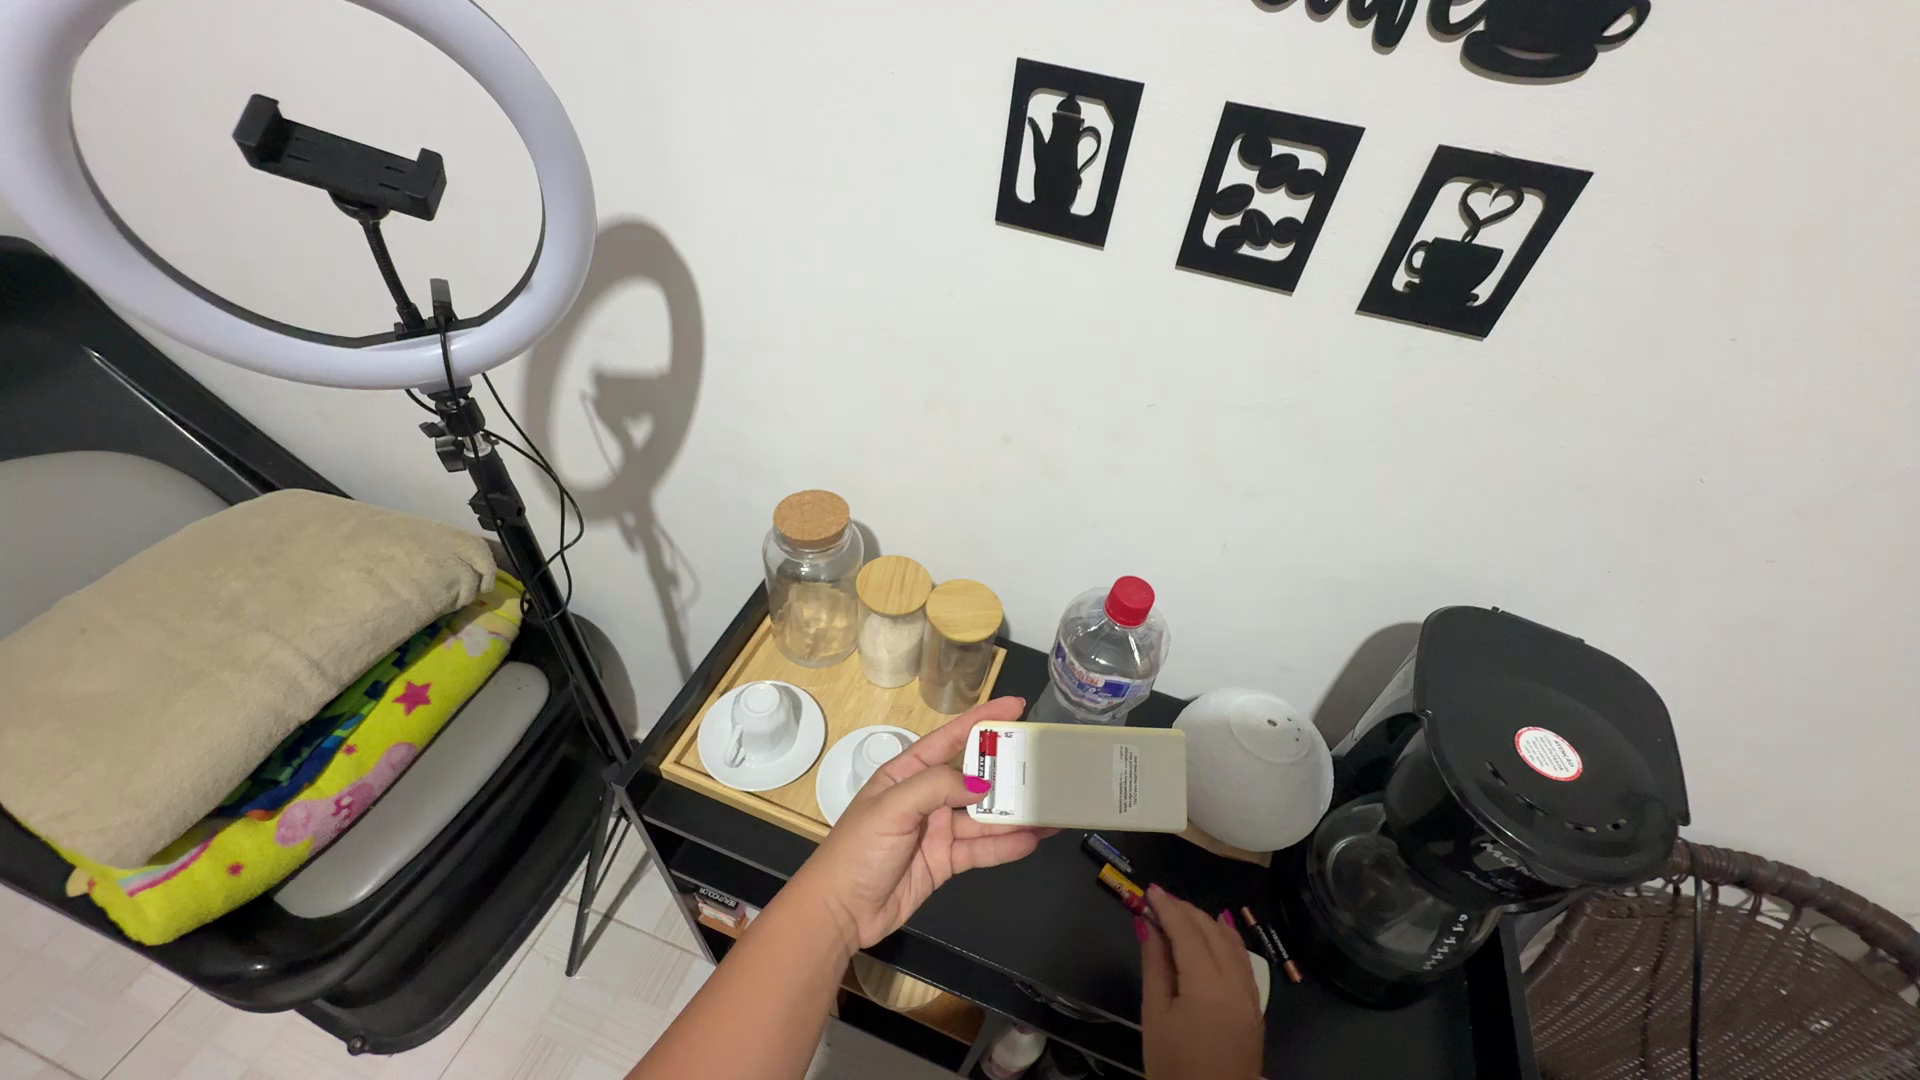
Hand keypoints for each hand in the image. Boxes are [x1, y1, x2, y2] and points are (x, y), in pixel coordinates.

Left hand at [786, 697, 1055, 951]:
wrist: (841, 911)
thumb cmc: (858, 849)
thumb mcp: (892, 807)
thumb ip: (935, 787)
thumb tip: (980, 784)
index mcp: (907, 772)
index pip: (950, 737)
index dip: (983, 719)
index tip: (1016, 706)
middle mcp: (926, 796)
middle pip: (973, 778)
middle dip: (1006, 771)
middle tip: (1043, 764)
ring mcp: (937, 829)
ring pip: (983, 816)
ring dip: (1013, 813)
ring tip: (1048, 807)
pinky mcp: (945, 860)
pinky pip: (981, 849)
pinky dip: (1006, 845)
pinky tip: (1032, 839)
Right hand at [1140, 885, 1265, 1079]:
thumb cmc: (1174, 1067)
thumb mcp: (1155, 1015)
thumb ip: (1154, 965)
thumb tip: (1147, 925)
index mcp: (1206, 985)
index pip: (1186, 931)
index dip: (1167, 907)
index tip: (1149, 889)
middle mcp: (1234, 983)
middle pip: (1210, 931)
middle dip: (1185, 910)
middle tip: (1159, 899)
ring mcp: (1249, 997)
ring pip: (1231, 943)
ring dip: (1206, 921)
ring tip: (1182, 911)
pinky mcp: (1255, 1009)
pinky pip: (1243, 961)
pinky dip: (1227, 940)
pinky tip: (1217, 931)